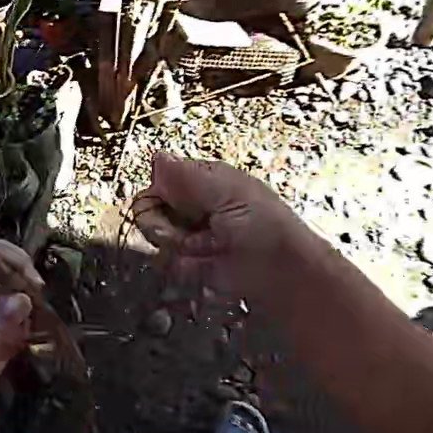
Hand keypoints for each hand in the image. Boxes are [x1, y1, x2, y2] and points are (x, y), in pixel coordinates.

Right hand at [132, 152, 325, 300]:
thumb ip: (189, 176)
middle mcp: (191, 206)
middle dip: (160, 225)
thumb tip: (157, 156)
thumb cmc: (264, 228)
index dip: (156, 195)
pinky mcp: (189, 264)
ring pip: (153, 238)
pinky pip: (166, 262)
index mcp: (202, 181)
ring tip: (203, 251)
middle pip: (147, 210)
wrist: (284, 276)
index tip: (168, 206)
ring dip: (173, 247)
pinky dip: (180, 266)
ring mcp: (188, 236)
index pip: (158, 181)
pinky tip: (203, 265)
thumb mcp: (229, 193)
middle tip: (186, 236)